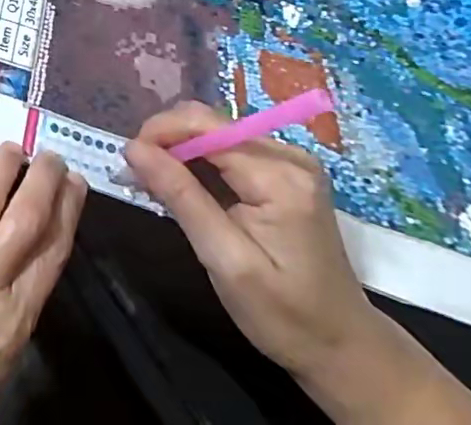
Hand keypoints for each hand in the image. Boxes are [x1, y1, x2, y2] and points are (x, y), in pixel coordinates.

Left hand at [0, 145, 87, 423]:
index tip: (75, 183)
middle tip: (51, 156)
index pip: (51, 252)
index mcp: (13, 320)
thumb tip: (29, 255)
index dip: (68, 211)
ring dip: (3, 170)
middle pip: (25, 219)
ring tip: (14, 148)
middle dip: (43, 181)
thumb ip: (14, 307)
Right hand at [122, 102, 381, 377]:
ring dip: (177, 150)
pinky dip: (197, 160)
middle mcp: (288, 154)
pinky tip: (181, 185)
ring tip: (152, 183)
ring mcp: (289, 160)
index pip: (205, 126)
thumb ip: (181, 197)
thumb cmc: (284, 315)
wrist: (344, 348)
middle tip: (135, 175)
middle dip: (165, 141)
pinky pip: (228, 148)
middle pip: (208, 122)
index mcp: (279, 176)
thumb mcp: (224, 260)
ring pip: (213, 131)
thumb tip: (133, 148)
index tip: (127, 161)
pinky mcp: (284, 171)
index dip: (158, 133)